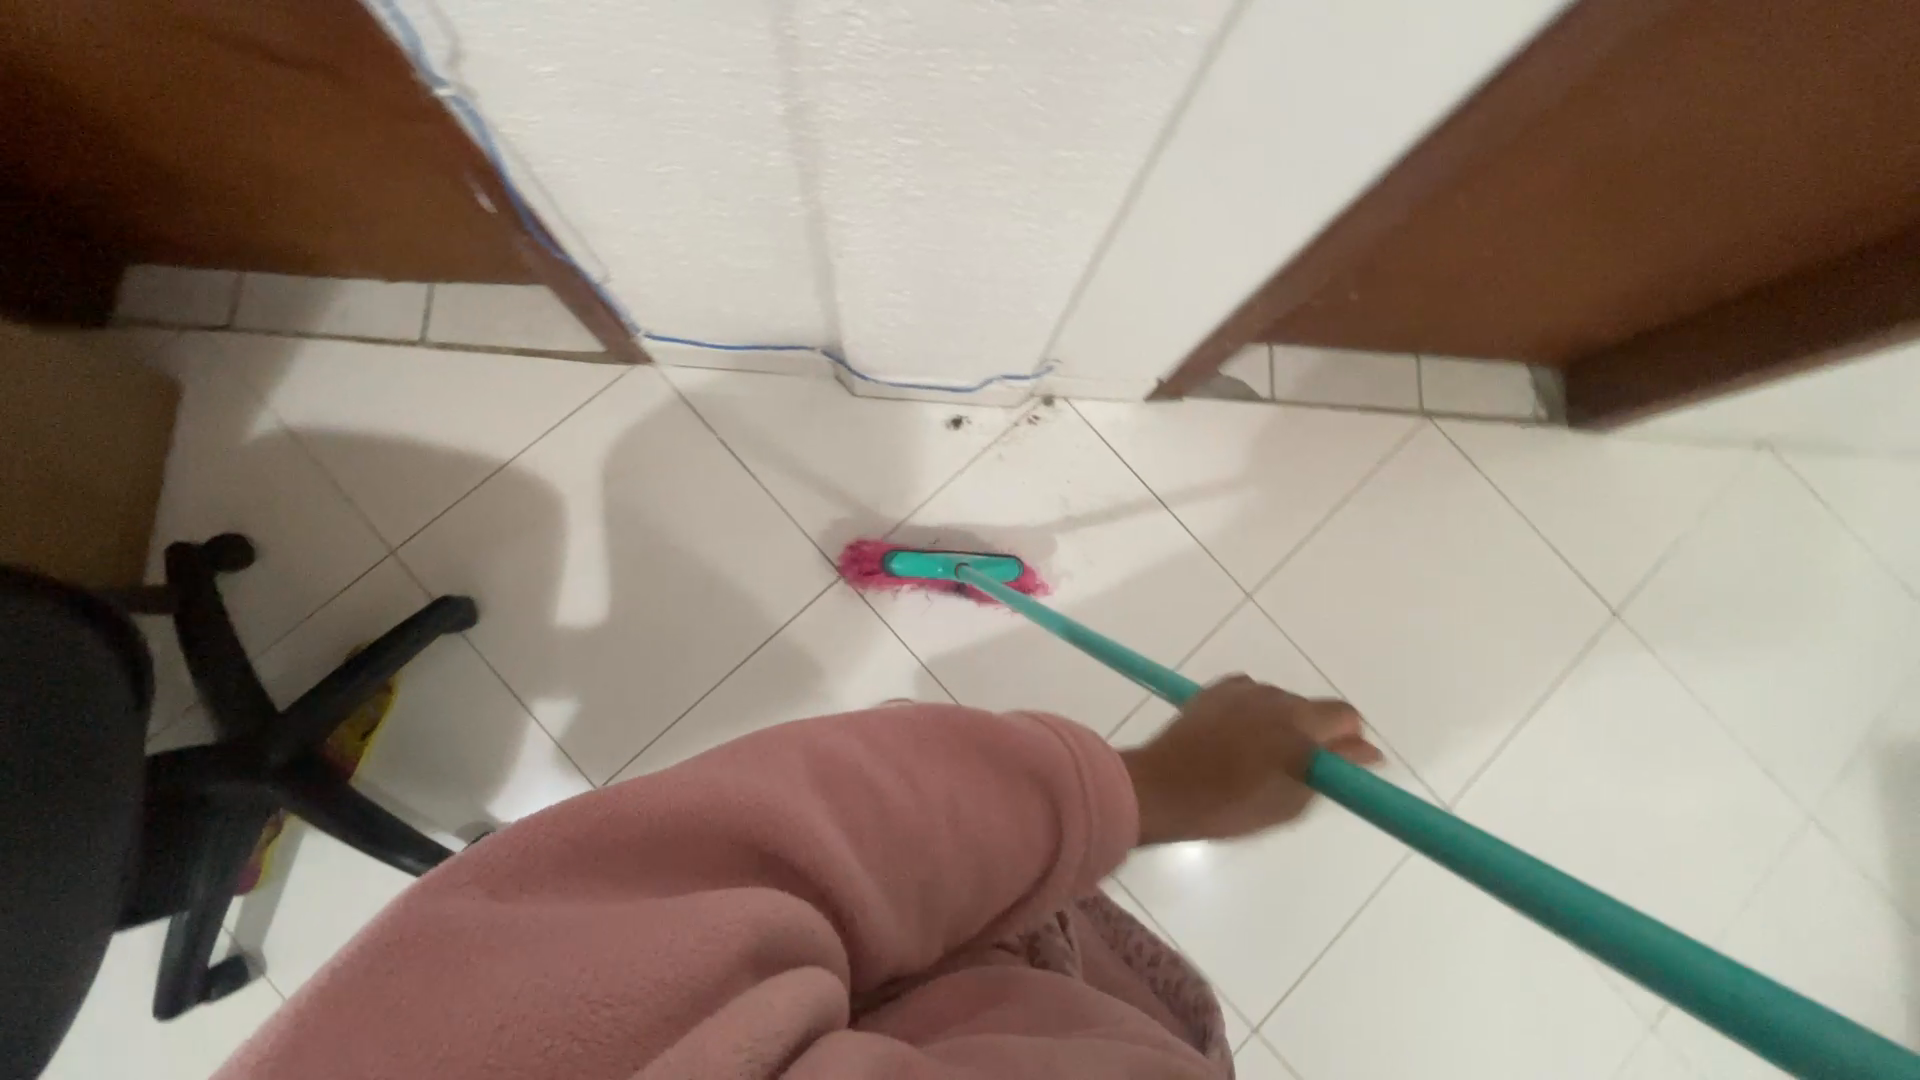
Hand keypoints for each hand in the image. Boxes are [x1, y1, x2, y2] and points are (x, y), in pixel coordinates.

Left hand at [1120, 675, 1382, 845]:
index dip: (1348, 742)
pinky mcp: (1212, 690)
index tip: (1339, 770)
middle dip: (1312, 736)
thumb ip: (1333, 771)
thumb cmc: (1231, 805)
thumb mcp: (1292, 800)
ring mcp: (1239, 689)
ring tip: (1255, 761)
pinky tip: (1234, 741)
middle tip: (1293, 773)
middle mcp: (1272, 695)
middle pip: (1310, 709)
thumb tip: (1366, 752)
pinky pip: (1247, 698)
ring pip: (1278, 703)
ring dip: (1279, 725)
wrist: (1162, 788)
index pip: (1346, 717)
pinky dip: (1251, 715)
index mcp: (1298, 722)